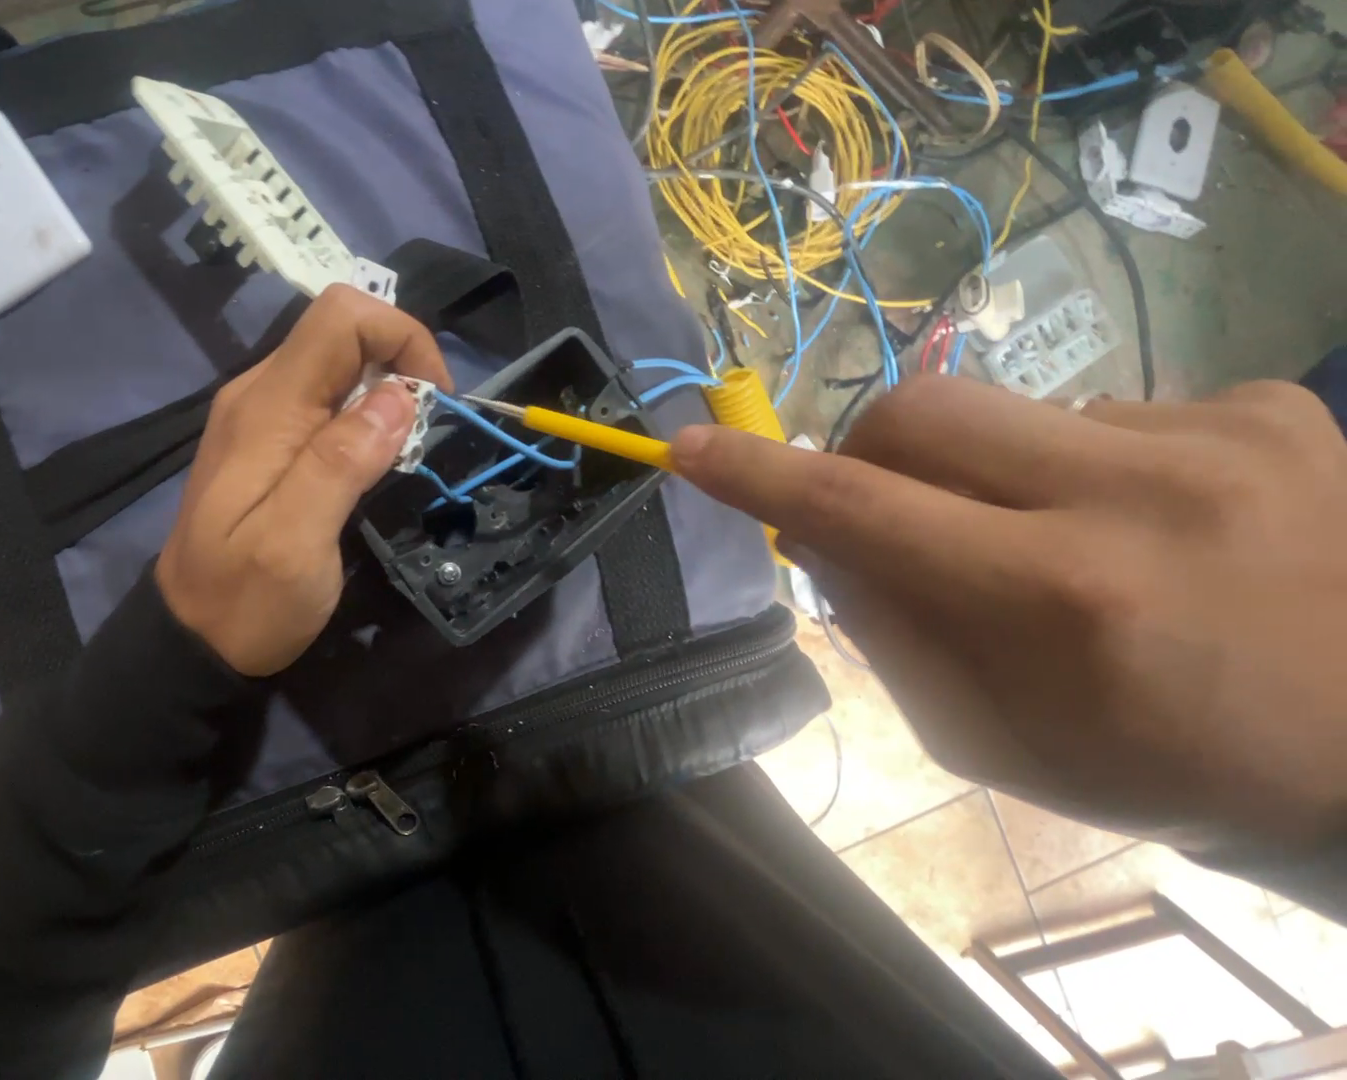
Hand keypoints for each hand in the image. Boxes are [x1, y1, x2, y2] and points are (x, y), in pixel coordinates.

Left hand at [156, 286, 451, 675]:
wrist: (193, 639)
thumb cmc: (246, 601)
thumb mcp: (295, 544)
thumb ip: (341, 464)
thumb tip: (400, 396)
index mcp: (266, 408)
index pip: (340, 318)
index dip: (401, 337)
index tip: (434, 401)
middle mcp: (259, 395)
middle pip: (340, 333)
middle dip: (399, 365)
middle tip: (425, 436)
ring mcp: (259, 417)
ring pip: (336, 366)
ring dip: (385, 394)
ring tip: (404, 456)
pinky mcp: (267, 443)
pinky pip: (325, 401)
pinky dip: (364, 417)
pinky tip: (372, 464)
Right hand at [670, 377, 1346, 851]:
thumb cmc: (1156, 769)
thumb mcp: (983, 737)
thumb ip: (884, 630)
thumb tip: (817, 537)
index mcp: (1056, 599)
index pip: (856, 509)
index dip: (757, 476)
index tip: (685, 448)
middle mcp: (1134, 495)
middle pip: (914, 412)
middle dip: (865, 452)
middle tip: (887, 509)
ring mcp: (1216, 434)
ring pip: (1003, 412)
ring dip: (985, 471)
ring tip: (1057, 539)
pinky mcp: (1273, 405)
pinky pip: (1098, 411)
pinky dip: (1076, 465)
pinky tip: (1142, 523)